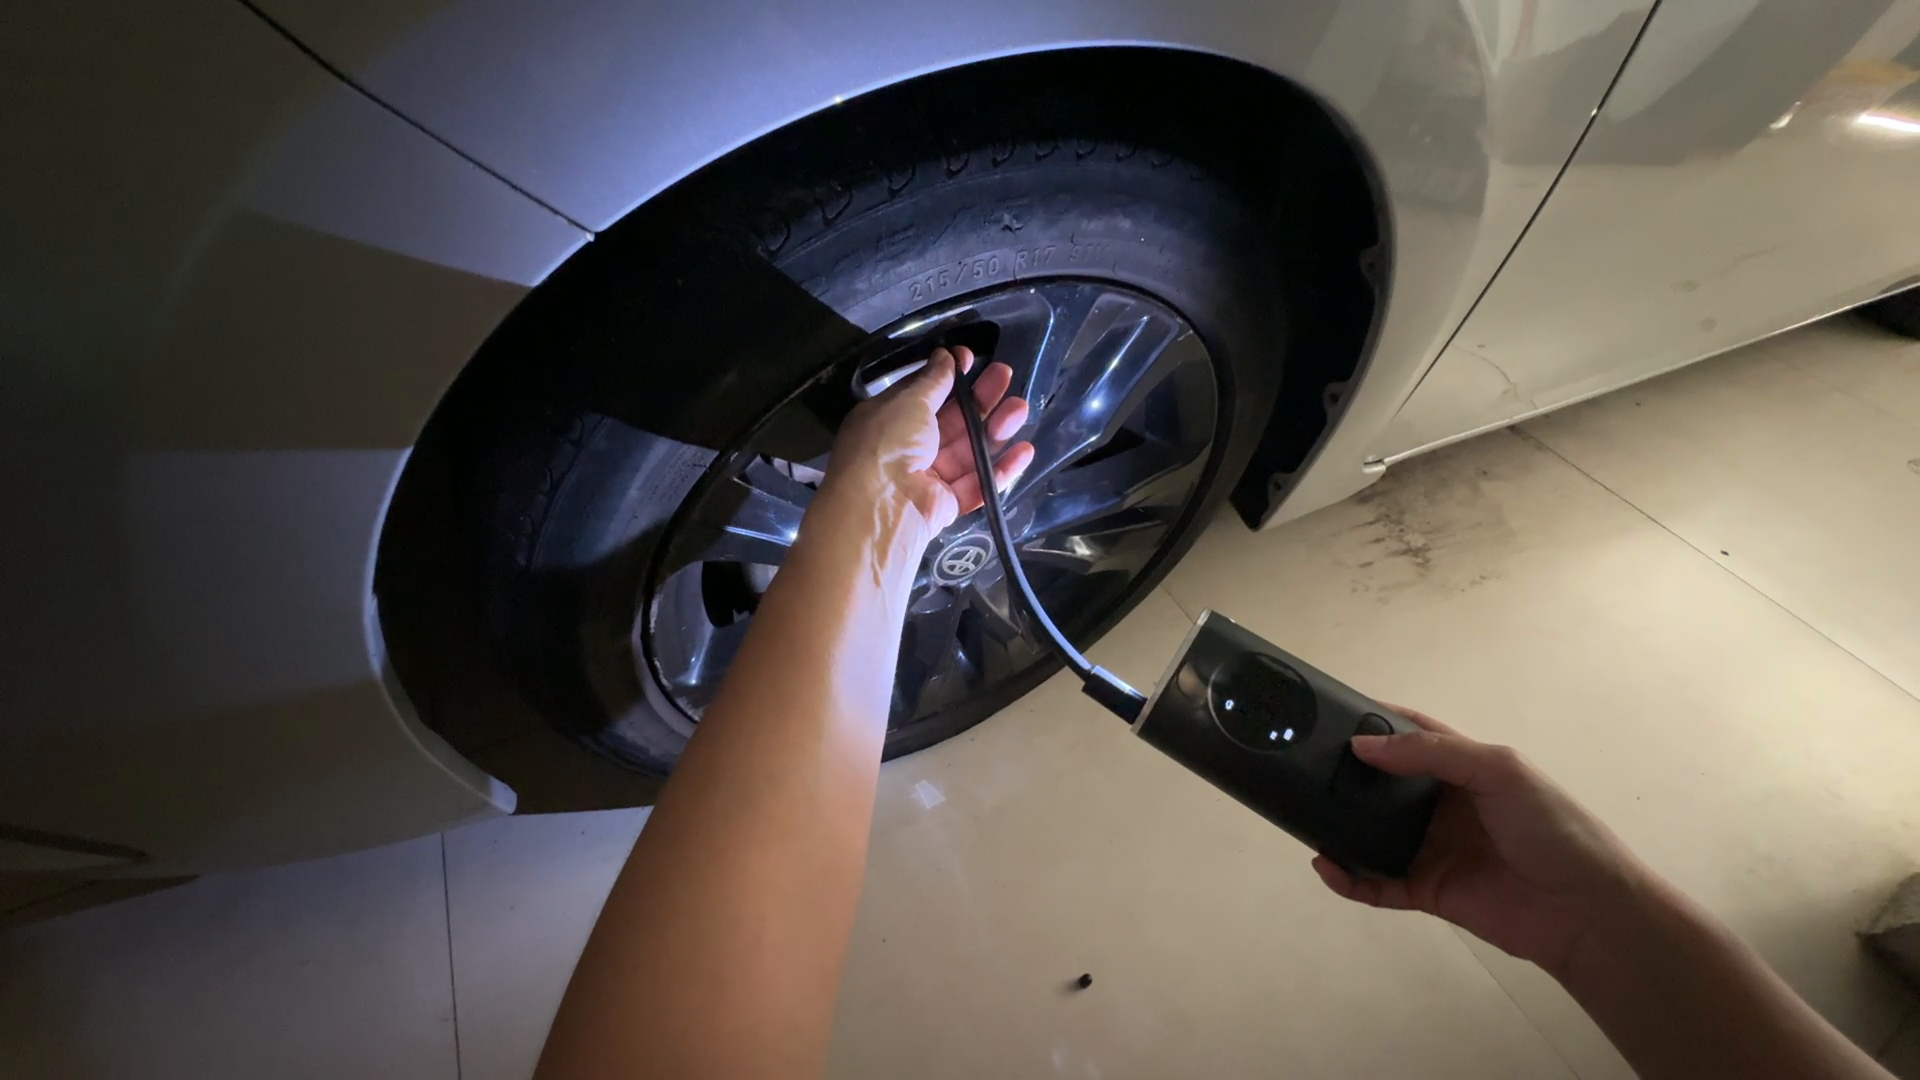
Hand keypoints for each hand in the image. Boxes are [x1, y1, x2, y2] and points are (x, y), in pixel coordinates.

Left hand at [827, 346, 1034, 534]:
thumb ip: (933, 381)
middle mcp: (908, 447)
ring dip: (996, 429)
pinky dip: (1001, 470)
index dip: (948, 376)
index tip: (970, 358)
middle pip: (952, 421)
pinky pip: (977, 484)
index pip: (924, 394)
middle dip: (980, 398)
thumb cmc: (888, 442)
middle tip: (1006, 375)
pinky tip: (1024, 451)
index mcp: (890, 420)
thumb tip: (945, 356)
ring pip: (968, 450)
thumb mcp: (908, 402)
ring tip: (1020, 408)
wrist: (881, 506)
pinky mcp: (947, 504)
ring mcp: (928, 477)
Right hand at [1311, 708, 1649, 977]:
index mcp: (1457, 769)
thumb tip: (1360, 746)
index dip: (1371, 721)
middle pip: (1378, 782)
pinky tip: (1326, 867)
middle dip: (1342, 773)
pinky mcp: (1424, 889)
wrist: (1589, 913)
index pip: (1407, 735)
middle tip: (1300, 763)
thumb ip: (1431, 753)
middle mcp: (1436, 804)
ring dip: (1336, 825)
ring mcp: (1427, 847)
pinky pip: (1375, 882)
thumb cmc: (1552, 828)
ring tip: (1303, 815)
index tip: (1328, 714)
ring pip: (1368, 832)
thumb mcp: (1499, 770)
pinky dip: (1348, 878)